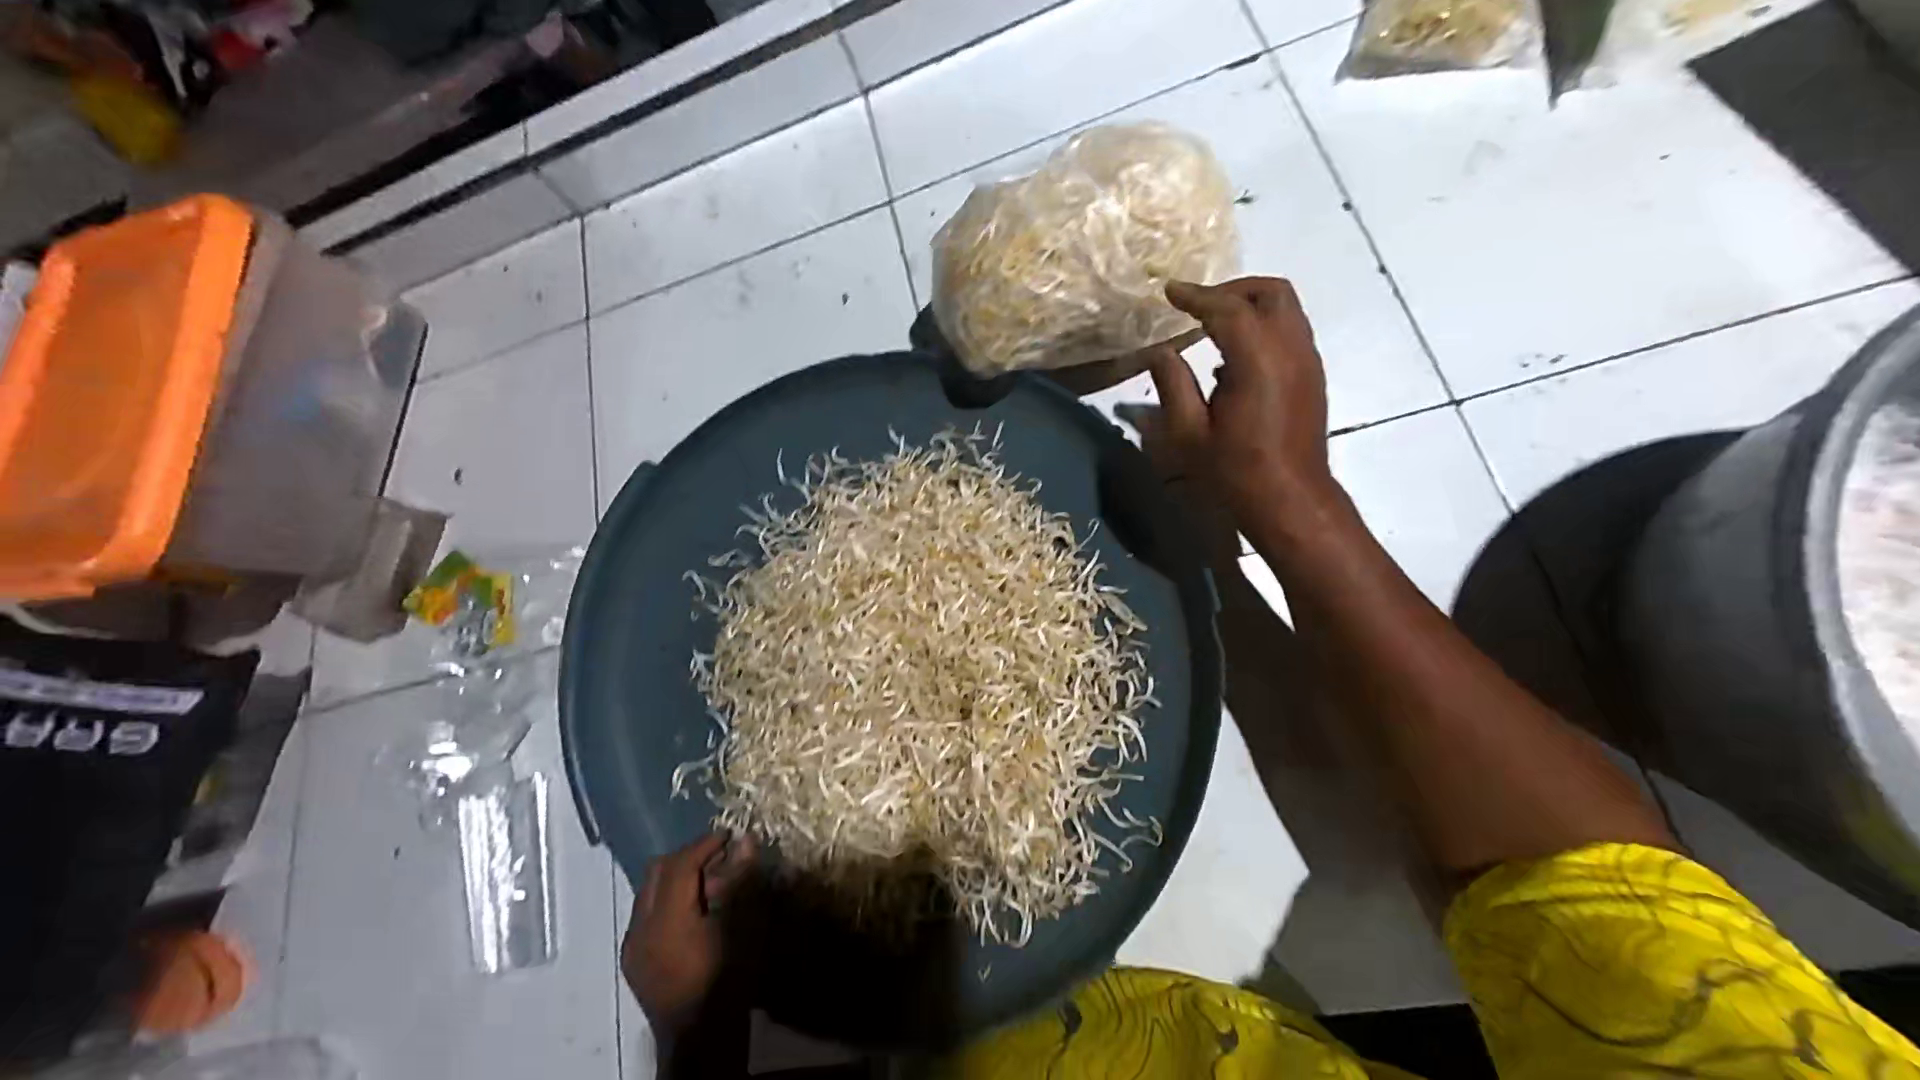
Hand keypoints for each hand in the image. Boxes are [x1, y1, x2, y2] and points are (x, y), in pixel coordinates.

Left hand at [621, 831, 758, 1037]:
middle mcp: (640, 928)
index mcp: (665, 920)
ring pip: (648, 892)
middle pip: (657, 872)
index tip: (727, 835)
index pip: (679, 865)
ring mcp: (631, 946)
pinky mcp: (632, 961)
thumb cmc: (727, 979)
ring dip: (676, 878)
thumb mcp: (743, 925)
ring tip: (708, 883)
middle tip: (718, 856)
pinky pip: (646, 914)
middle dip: (687, 857)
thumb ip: (741, 879)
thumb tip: (746, 841)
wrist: (701, 1039)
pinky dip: (668, 901)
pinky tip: (693, 912)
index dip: (704, 844)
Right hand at [1148, 278, 1336, 522]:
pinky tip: (1232, 356)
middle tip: (1196, 304)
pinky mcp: (1312, 375)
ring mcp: (1307, 361)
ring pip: (1286, 308)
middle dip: (1231, 289)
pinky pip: (1290, 330)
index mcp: (1258, 361)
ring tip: (1212, 323)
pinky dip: (1262, 325)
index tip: (1170, 291)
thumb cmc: (1234, 470)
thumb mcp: (1188, 433)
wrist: (1289, 498)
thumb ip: (1172, 384)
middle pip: (1270, 292)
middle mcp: (1291, 350)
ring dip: (1250, 305)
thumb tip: (1160, 352)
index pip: (1228, 309)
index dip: (1196, 295)